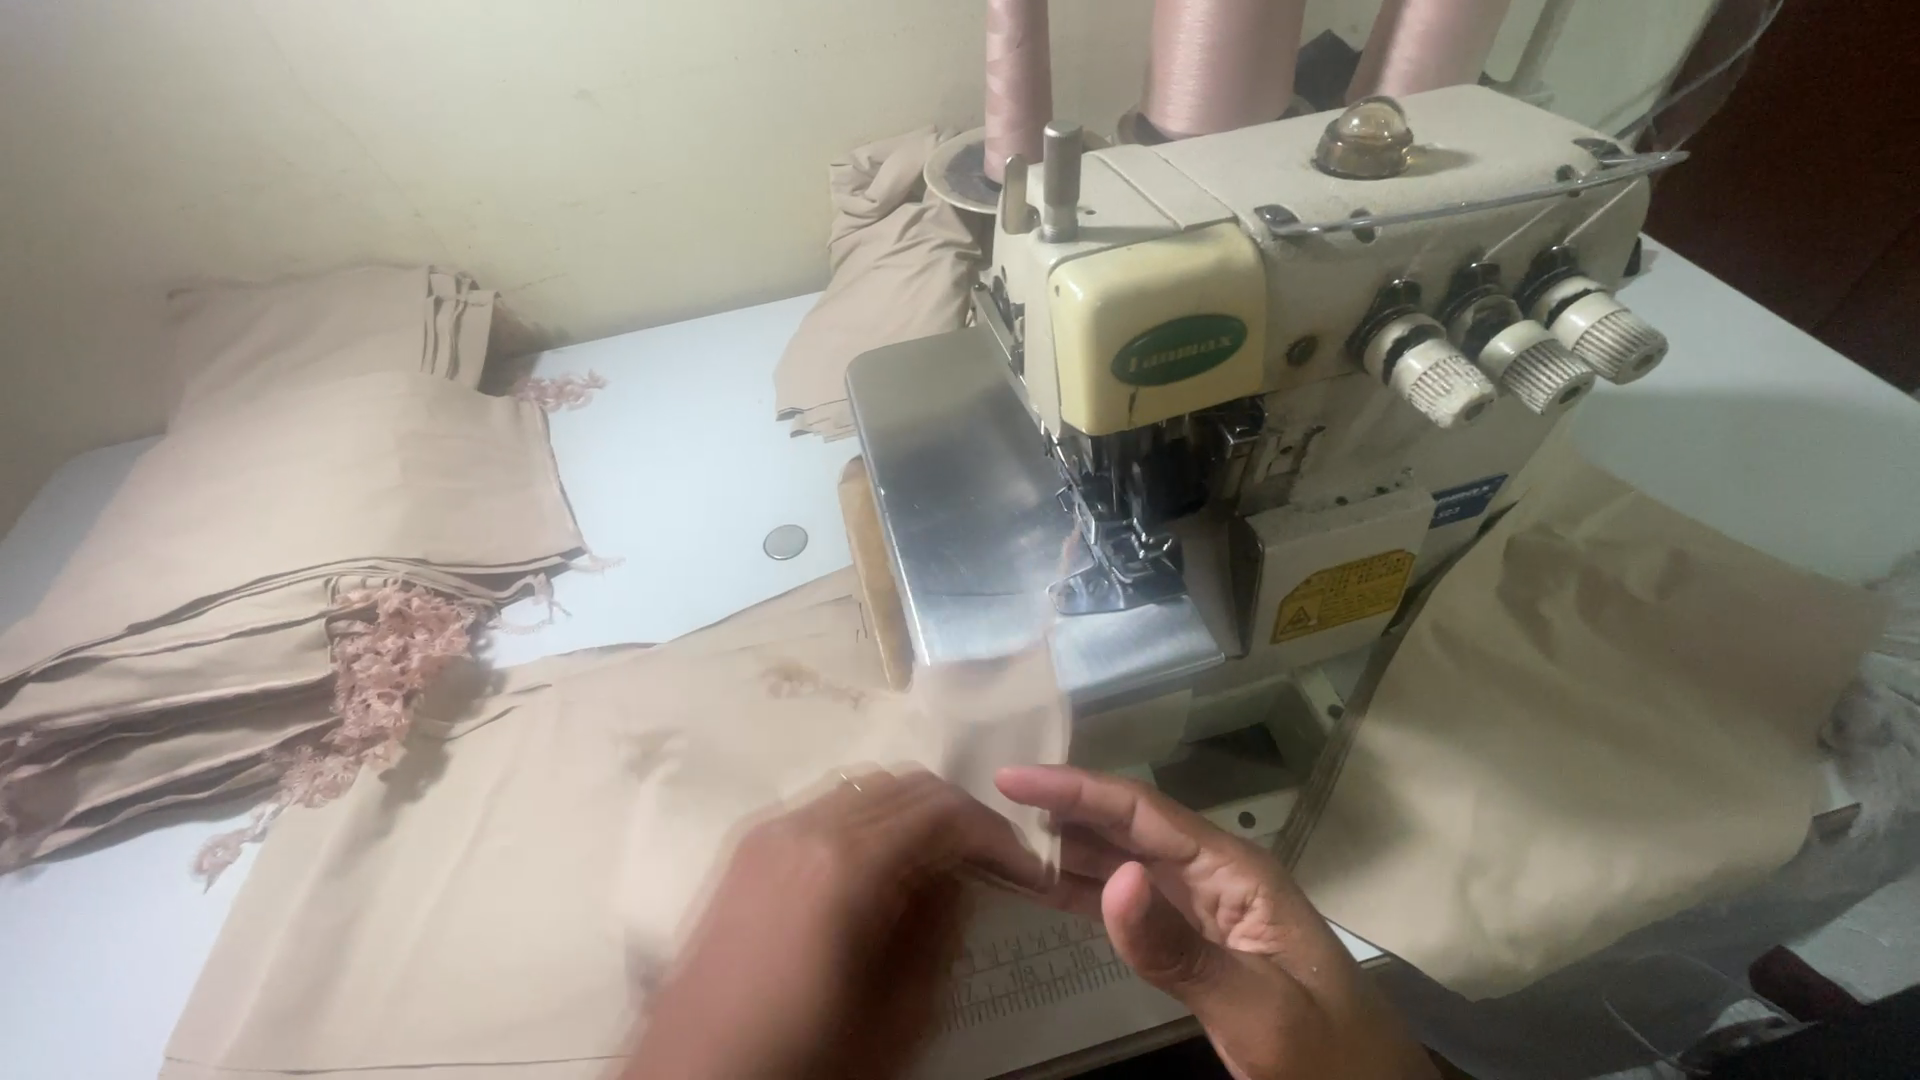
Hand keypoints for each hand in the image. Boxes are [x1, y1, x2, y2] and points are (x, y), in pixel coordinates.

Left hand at [627, 769, 1045, 1079]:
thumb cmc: (802, 1062)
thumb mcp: (896, 1015)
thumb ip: (938, 930)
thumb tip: (958, 878)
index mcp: (847, 864)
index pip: (944, 812)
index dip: (996, 834)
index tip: (1027, 869)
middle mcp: (807, 825)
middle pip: (908, 785)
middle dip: (960, 817)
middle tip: (991, 863)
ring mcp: (770, 828)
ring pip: (867, 785)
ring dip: (914, 813)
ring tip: (939, 862)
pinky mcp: (748, 844)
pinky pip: (827, 804)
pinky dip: (869, 817)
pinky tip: (880, 863)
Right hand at [997, 766, 1436, 1079]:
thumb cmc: (1330, 1059)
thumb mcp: (1260, 1012)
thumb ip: (1182, 948)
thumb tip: (1113, 879)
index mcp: (1233, 869)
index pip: (1140, 811)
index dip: (1074, 789)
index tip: (1011, 778)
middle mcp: (1212, 874)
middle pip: (1123, 828)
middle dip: (1060, 810)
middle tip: (990, 802)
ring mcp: (1202, 908)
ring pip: (1119, 861)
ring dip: (1062, 849)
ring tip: (1000, 837)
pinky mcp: (1192, 941)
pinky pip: (1126, 904)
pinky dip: (1080, 893)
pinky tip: (1041, 887)